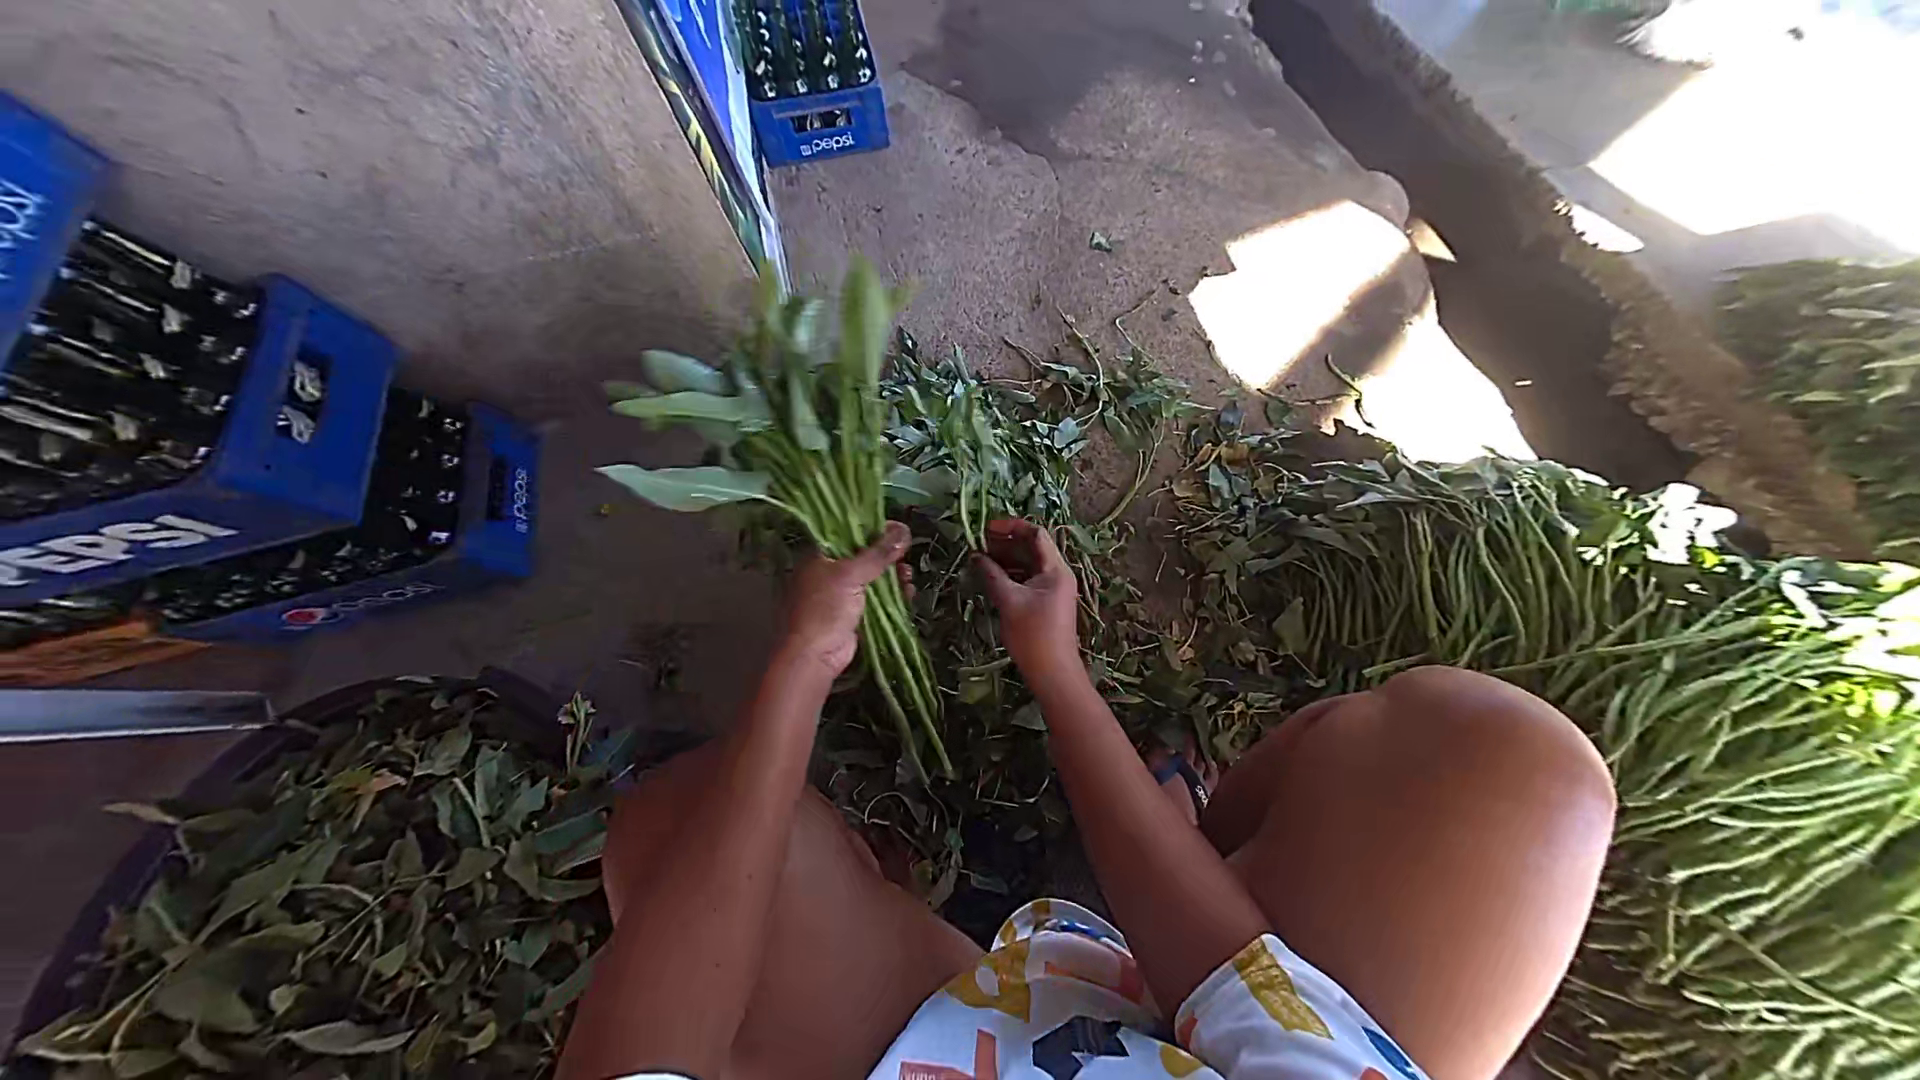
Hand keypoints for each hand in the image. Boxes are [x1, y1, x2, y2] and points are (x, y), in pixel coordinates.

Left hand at [776, 521, 910, 676]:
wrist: (813, 656)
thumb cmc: (824, 609)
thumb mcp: (850, 575)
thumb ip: (878, 553)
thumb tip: (904, 530)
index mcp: (820, 555)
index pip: (849, 532)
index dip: (874, 528)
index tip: (899, 529)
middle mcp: (829, 571)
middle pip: (865, 555)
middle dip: (888, 555)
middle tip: (906, 555)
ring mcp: (842, 593)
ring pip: (873, 577)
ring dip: (893, 575)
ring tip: (908, 576)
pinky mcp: (854, 612)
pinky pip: (877, 597)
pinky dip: (892, 594)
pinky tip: (907, 592)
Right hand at [975, 519, 1080, 682]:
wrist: (1053, 673)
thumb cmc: (1033, 636)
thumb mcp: (1009, 601)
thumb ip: (992, 575)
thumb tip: (976, 556)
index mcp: (1056, 569)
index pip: (1036, 534)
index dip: (1012, 526)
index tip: (987, 528)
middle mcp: (1058, 574)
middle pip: (1032, 547)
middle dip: (1005, 543)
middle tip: (978, 543)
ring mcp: (1053, 588)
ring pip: (1028, 563)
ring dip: (1005, 558)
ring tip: (980, 559)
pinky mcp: (1046, 601)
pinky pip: (1028, 578)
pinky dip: (1010, 574)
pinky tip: (991, 577)